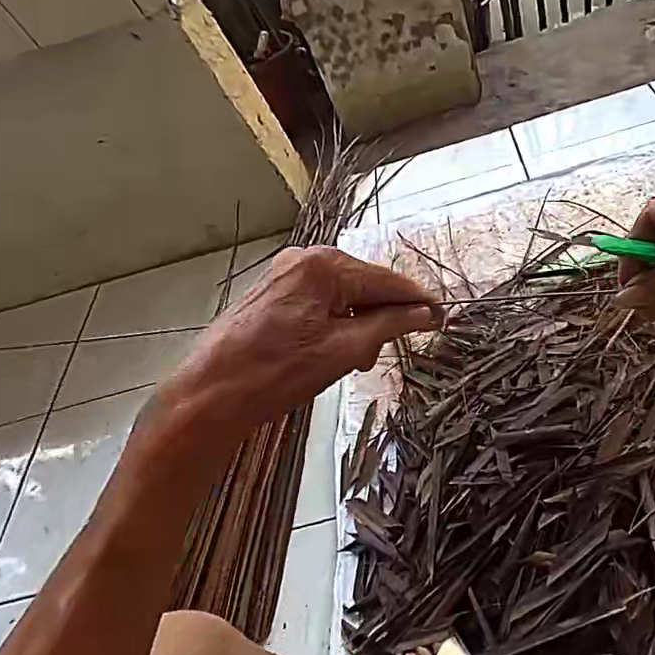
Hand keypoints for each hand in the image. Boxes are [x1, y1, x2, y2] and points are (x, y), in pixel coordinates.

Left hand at [164, 247, 441, 437]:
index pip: (388, 280)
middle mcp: (304, 258)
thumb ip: (390, 325)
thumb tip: (426, 313)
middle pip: (365, 284)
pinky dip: (337, 323)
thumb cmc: (277, 373)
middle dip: (385, 315)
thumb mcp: (345, 350)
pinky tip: (335, 351)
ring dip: (360, 323)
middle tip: (393, 350)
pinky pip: (321, 301)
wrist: (210, 395)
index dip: (418, 302)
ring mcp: (285, 274)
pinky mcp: (273, 292)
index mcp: (324, 265)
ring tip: (359, 360)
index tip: (444, 318)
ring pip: (344, 294)